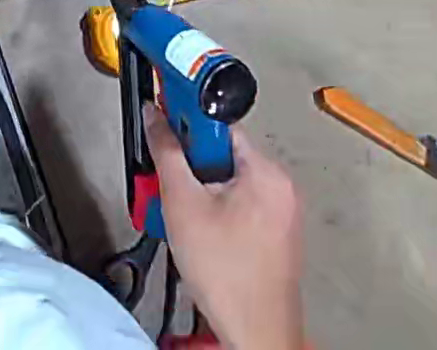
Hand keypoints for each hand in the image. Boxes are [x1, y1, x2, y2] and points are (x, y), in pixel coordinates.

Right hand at [146, 104, 304, 349]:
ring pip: (227, 178)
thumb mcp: (182, 202)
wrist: (254, 336)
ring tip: (182, 213)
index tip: (164, 109)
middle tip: (170, 182)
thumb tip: (155, 114)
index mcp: (265, 171)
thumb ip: (166, 150)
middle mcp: (280, 185)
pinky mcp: (276, 233)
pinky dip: (215, 205)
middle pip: (221, 151)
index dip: (186, 118)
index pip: (217, 123)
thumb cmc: (225, 273)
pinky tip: (199, 229)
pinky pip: (238, 201)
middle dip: (190, 164)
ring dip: (199, 187)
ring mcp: (281, 211)